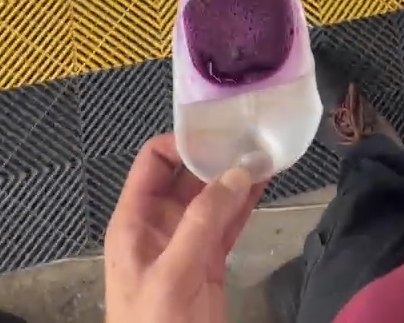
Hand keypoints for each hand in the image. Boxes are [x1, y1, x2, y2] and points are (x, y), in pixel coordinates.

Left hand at [104, 135, 265, 322]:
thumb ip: (202, 221)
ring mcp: (186, 243)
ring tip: (268, 149)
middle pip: (188, 173)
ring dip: (238, 173)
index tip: (221, 129)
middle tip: (253, 132)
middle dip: (218, 153)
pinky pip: (229, 219)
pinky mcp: (209, 261)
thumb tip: (237, 171)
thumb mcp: (172, 275)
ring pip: (213, 194)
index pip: (154, 161)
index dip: (183, 141)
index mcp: (135, 221)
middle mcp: (159, 224)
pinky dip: (248, 199)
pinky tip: (268, 180)